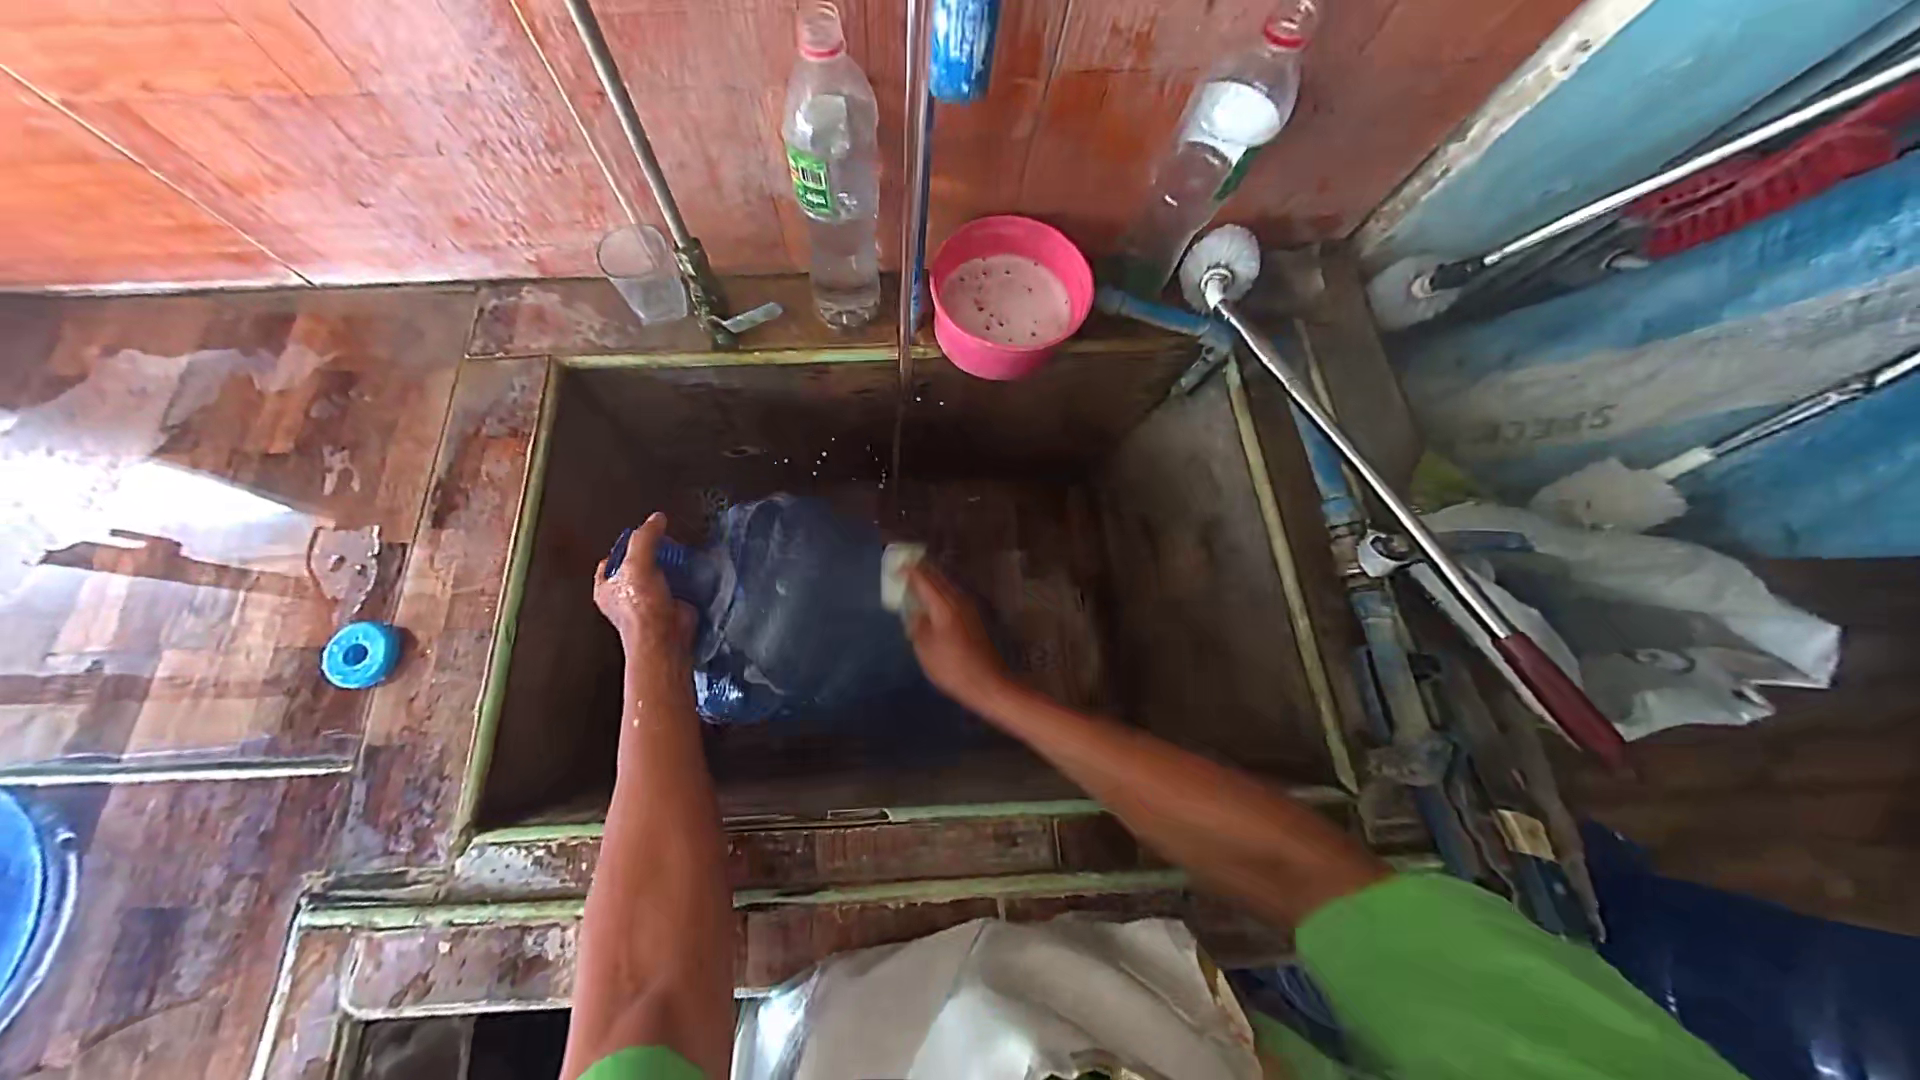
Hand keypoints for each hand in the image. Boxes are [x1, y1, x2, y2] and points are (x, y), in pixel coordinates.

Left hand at [594, 513, 694, 659]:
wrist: (666, 638)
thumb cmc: (641, 608)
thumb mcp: (637, 564)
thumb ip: (645, 538)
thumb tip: (657, 518)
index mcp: (606, 586)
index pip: (613, 558)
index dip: (626, 544)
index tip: (643, 535)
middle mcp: (626, 594)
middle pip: (639, 563)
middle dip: (653, 552)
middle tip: (666, 541)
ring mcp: (650, 599)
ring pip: (660, 573)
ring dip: (672, 563)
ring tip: (682, 551)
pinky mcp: (672, 604)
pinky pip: (679, 583)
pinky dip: (686, 575)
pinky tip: (693, 567)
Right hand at [904, 563, 1009, 706]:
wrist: (987, 682)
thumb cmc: (952, 668)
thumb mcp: (925, 649)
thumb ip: (917, 625)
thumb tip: (916, 613)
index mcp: (944, 605)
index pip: (924, 579)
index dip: (909, 571)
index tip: (896, 567)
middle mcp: (958, 600)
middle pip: (938, 576)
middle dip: (922, 570)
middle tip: (906, 567)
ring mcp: (969, 607)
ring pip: (947, 584)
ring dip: (932, 579)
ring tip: (918, 580)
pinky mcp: (974, 617)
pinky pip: (953, 594)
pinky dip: (941, 591)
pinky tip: (934, 599)